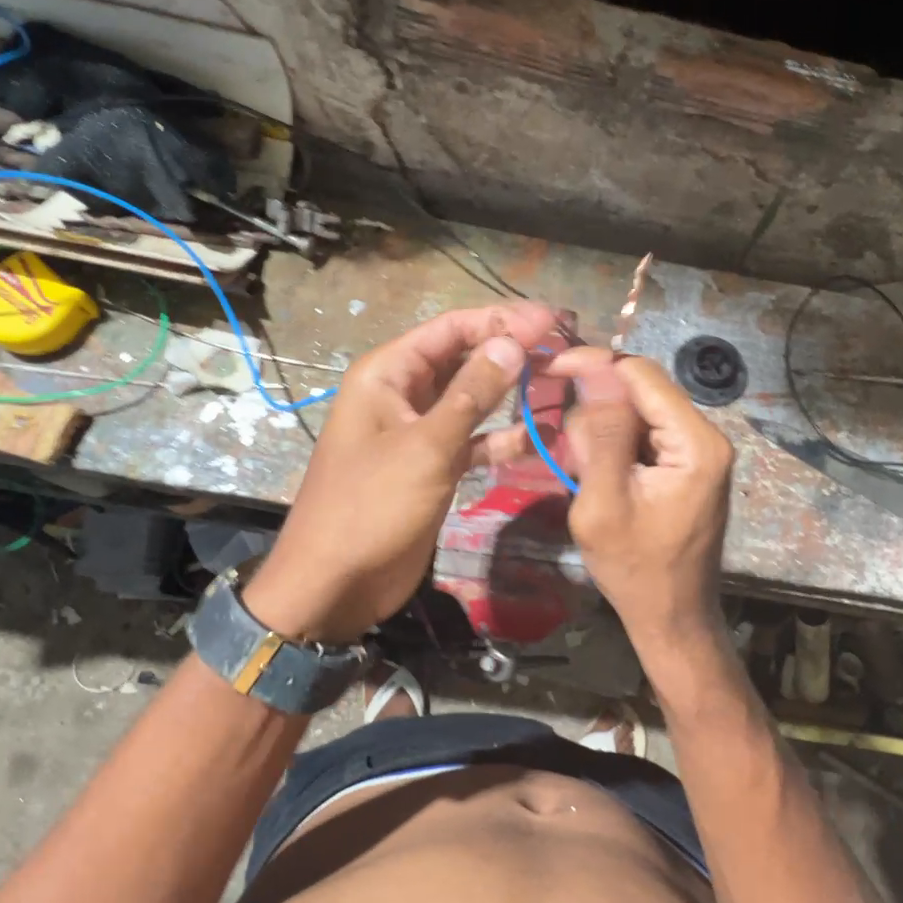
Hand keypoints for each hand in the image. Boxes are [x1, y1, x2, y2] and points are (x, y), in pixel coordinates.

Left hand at [244, 302, 559, 642]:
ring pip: (473, 398)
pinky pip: (475, 439)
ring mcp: (420, 431)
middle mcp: (404, 393)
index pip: (452, 328)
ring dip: (512, 391)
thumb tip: (514, 343)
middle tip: (565, 344)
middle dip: (511, 350)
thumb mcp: (426, 446)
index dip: (502, 320)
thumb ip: (472, 393)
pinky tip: (542, 437)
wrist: (336, 583)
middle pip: (465, 357)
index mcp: (388, 374)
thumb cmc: (371, 506)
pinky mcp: (434, 466)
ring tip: (562, 380)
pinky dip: (504, 438)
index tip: (553, 319)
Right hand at [547, 347, 735, 642]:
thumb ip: (601, 438)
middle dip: (594, 403)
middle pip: (641, 391)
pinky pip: (645, 435)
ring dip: (601, 428)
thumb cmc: (636, 570)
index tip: (549, 368)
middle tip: (557, 430)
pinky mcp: (687, 465)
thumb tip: (596, 381)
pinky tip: (594, 472)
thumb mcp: (604, 505)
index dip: (594, 363)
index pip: (642, 375)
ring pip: (639, 412)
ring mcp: (699, 451)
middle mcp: (706, 436)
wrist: (673, 618)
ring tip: (576, 466)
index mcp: (695, 442)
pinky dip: (615, 444)